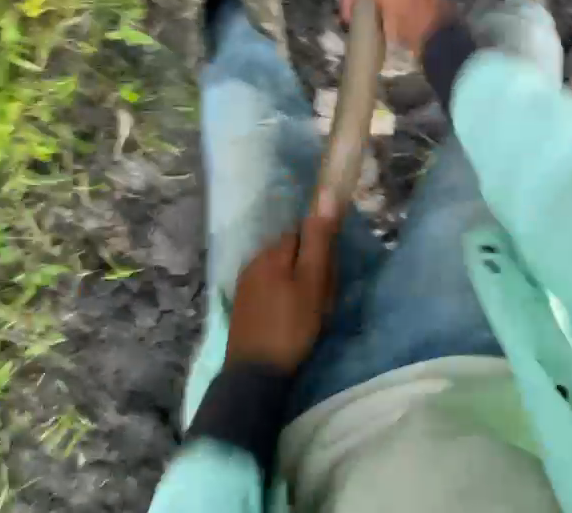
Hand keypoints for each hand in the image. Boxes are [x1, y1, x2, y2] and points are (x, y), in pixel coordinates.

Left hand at [226, 209, 339, 372]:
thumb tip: (325, 193)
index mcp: (272, 252)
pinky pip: (270, 291)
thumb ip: (319, 239)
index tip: (328, 277)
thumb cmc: (290, 326)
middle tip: (320, 300)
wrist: (253, 377)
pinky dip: (284, 300)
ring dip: (297, 286)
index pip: (303, 233)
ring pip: (281, 273)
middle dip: (309, 269)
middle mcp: (254, 261)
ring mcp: (245, 285)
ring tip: (307, 314)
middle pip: (291, 252)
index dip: (320, 251)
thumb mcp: (312, 282)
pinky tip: (290, 321)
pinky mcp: (243, 307)